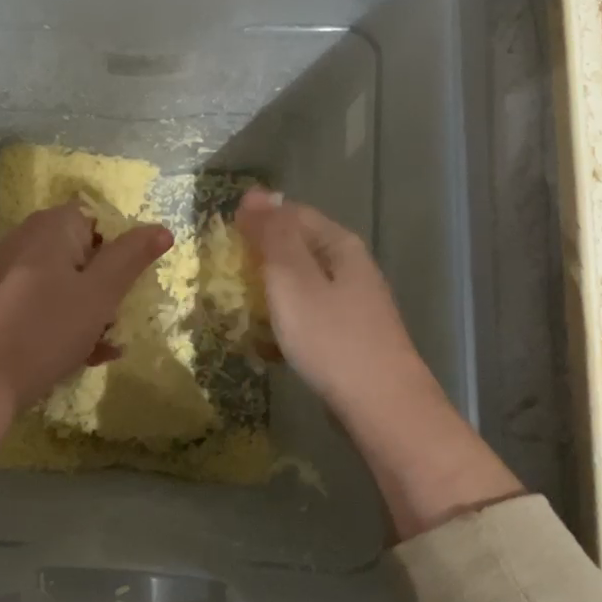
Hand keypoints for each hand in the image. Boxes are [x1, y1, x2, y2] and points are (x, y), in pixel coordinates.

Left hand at [0, 202, 172, 409]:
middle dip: (105, 285)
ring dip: (88, 310)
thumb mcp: (101, 293)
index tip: (128, 281)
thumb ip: (131, 257)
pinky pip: (41, 304)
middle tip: (117, 317)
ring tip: (104, 345)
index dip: (118, 247)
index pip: (95, 218)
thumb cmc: (50, 328)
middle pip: (79, 253)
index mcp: (49, 228)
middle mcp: (23, 241)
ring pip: (62, 282)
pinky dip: (63, 322)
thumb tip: (161, 229)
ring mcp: (6, 274)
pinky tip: (81, 354)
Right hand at [235, 188, 520, 535]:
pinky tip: (264, 345)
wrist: (381, 408)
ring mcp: (352, 305)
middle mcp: (350, 268)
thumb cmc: (331, 338)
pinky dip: (282, 324)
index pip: (292, 213)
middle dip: (259, 258)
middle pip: (297, 248)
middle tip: (222, 275)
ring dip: (267, 293)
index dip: (255, 219)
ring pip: (299, 285)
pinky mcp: (347, 338)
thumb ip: (272, 236)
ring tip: (236, 308)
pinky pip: (306, 318)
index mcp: (339, 245)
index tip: (221, 238)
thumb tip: (254, 193)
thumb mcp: (291, 280)